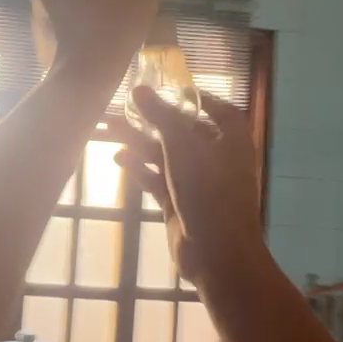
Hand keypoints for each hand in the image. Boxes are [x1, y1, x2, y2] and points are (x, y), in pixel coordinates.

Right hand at [114, 86, 264, 284]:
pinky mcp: (179, 203)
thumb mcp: (182, 146)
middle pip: (184, 132)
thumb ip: (160, 117)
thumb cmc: (208, 190)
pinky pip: (158, 179)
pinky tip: (119, 157)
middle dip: (154, 120)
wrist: (216, 252)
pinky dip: (140, 168)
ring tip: (110, 126)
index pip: (219, 110)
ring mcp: (197, 183)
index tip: (172, 90)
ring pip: (166, 156)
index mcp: (232, 140)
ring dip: (140, 142)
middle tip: (126, 106)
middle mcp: (217, 159)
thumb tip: (138, 89)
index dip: (197, 99)